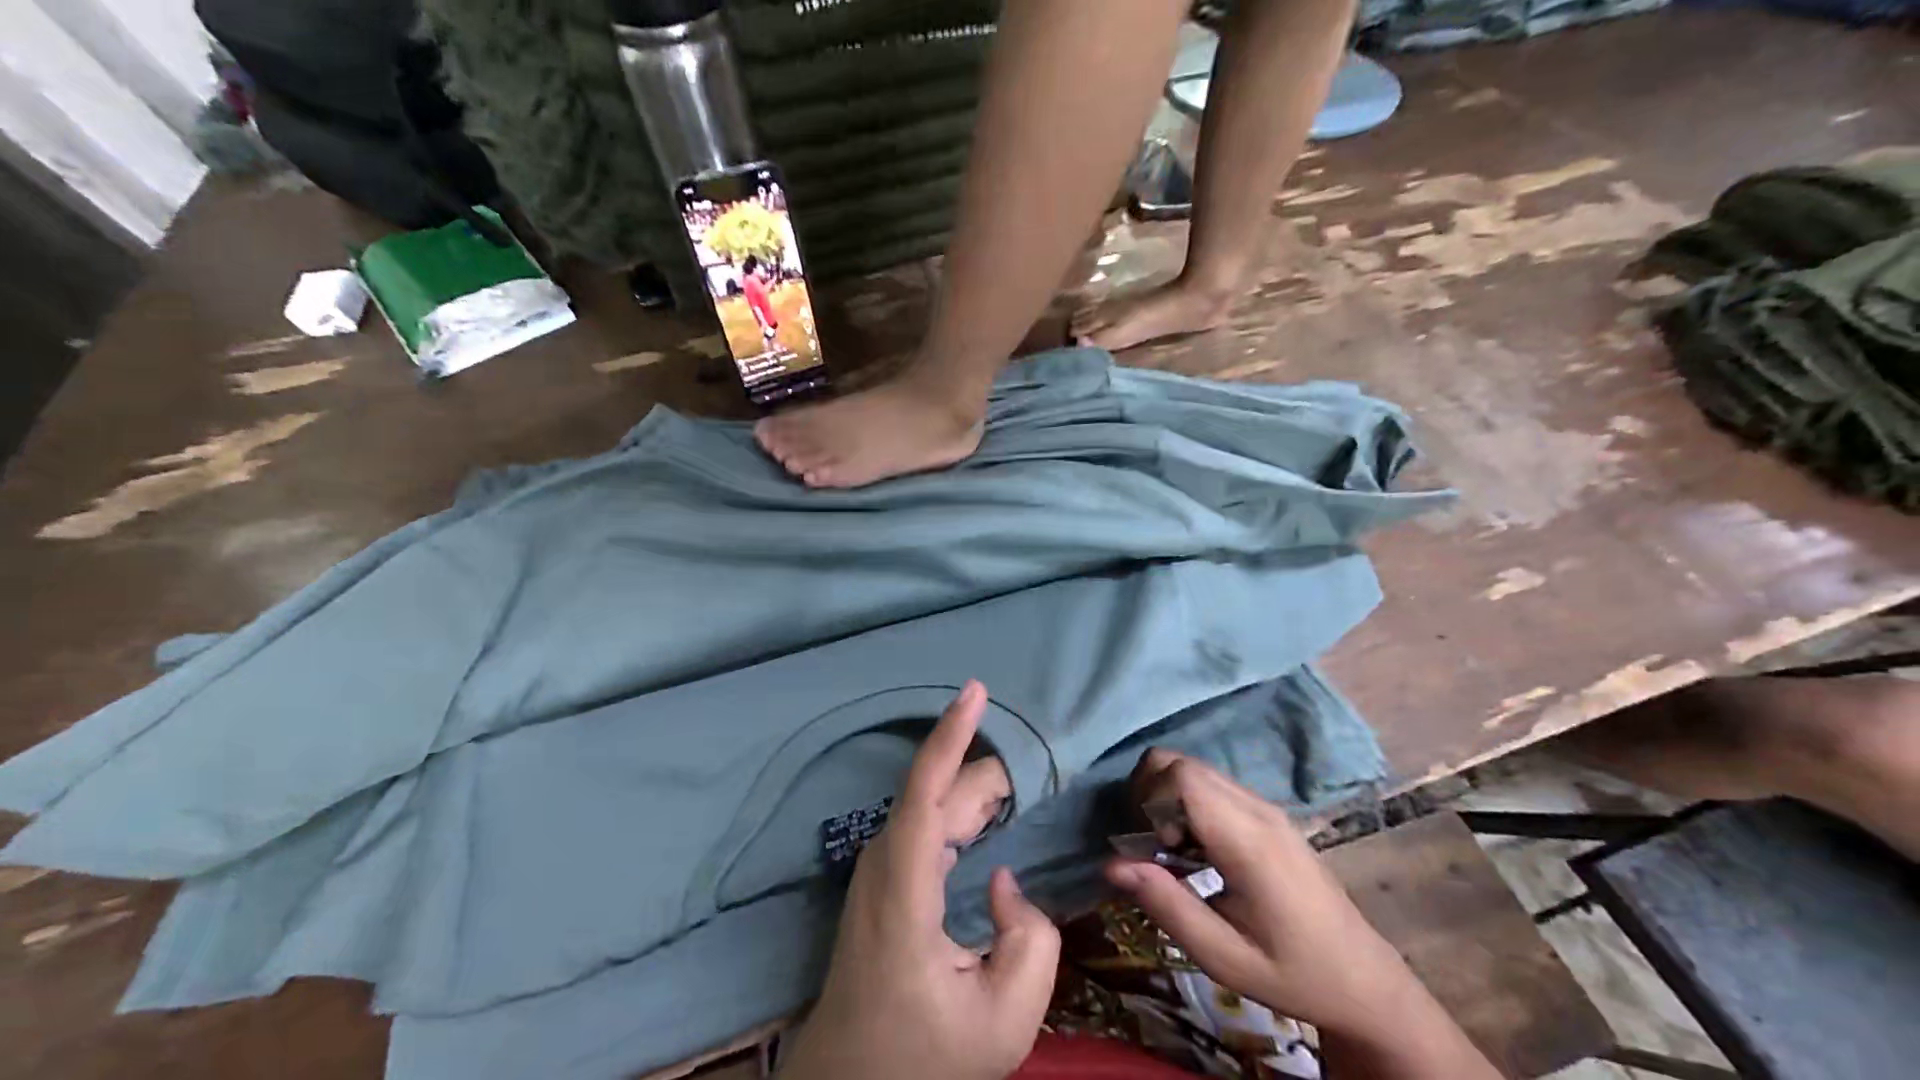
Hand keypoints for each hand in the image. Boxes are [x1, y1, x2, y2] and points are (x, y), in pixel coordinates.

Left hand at [779, 681, 1059, 1079]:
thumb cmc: (921, 1055)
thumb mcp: (1001, 1020)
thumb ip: (1030, 944)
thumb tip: (1007, 883)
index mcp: (905, 889)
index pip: (926, 793)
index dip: (951, 736)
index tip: (976, 690)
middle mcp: (886, 862)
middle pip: (942, 793)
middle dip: (995, 776)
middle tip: (1048, 778)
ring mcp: (881, 867)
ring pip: (936, 805)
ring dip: (982, 793)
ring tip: (1029, 792)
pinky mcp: (886, 878)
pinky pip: (930, 824)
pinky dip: (967, 812)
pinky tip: (994, 820)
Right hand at [1103, 748, 1418, 1036]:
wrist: (1363, 980)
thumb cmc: (1293, 974)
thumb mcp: (1224, 957)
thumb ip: (1166, 905)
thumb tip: (1109, 864)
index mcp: (1249, 841)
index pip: (1182, 777)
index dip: (1148, 799)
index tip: (1149, 847)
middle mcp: (1257, 810)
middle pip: (1181, 763)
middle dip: (1148, 795)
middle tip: (1150, 848)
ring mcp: (1264, 808)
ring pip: (1192, 769)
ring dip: (1165, 800)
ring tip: (1170, 854)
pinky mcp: (1264, 814)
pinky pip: (1208, 786)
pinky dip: (1184, 805)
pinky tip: (1192, 852)